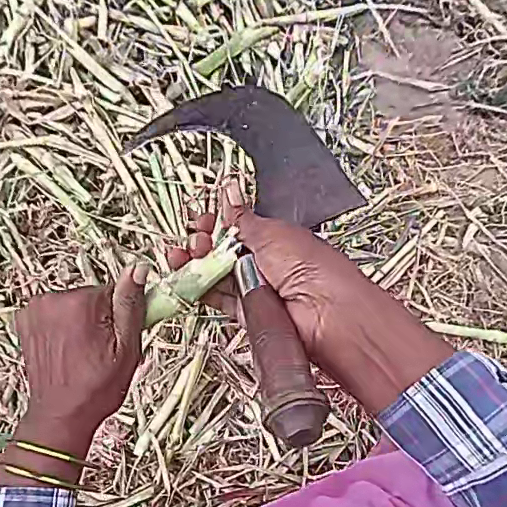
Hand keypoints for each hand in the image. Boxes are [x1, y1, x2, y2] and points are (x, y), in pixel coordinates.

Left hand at [3, 263, 149, 482]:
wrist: (59, 415)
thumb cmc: (94, 390)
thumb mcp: (127, 349)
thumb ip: (131, 305)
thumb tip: (138, 269)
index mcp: (79, 303)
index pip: (113, 291)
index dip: (119, 316)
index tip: (116, 340)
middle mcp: (52, 300)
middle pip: (91, 297)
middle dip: (99, 319)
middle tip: (99, 352)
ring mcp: (34, 310)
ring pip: (72, 305)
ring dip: (79, 324)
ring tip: (81, 355)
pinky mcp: (25, 321)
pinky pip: (54, 314)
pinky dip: (61, 328)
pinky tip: (66, 352)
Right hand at [168, 180, 452, 413]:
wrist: (327, 315)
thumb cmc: (313, 270)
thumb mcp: (272, 234)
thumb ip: (242, 219)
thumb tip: (228, 192)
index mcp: (275, 238)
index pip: (236, 227)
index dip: (215, 223)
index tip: (200, 220)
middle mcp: (264, 263)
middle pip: (221, 251)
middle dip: (201, 243)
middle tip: (194, 240)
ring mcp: (255, 289)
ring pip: (216, 275)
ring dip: (194, 265)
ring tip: (180, 256)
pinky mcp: (248, 314)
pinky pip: (218, 299)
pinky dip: (199, 288)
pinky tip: (185, 278)